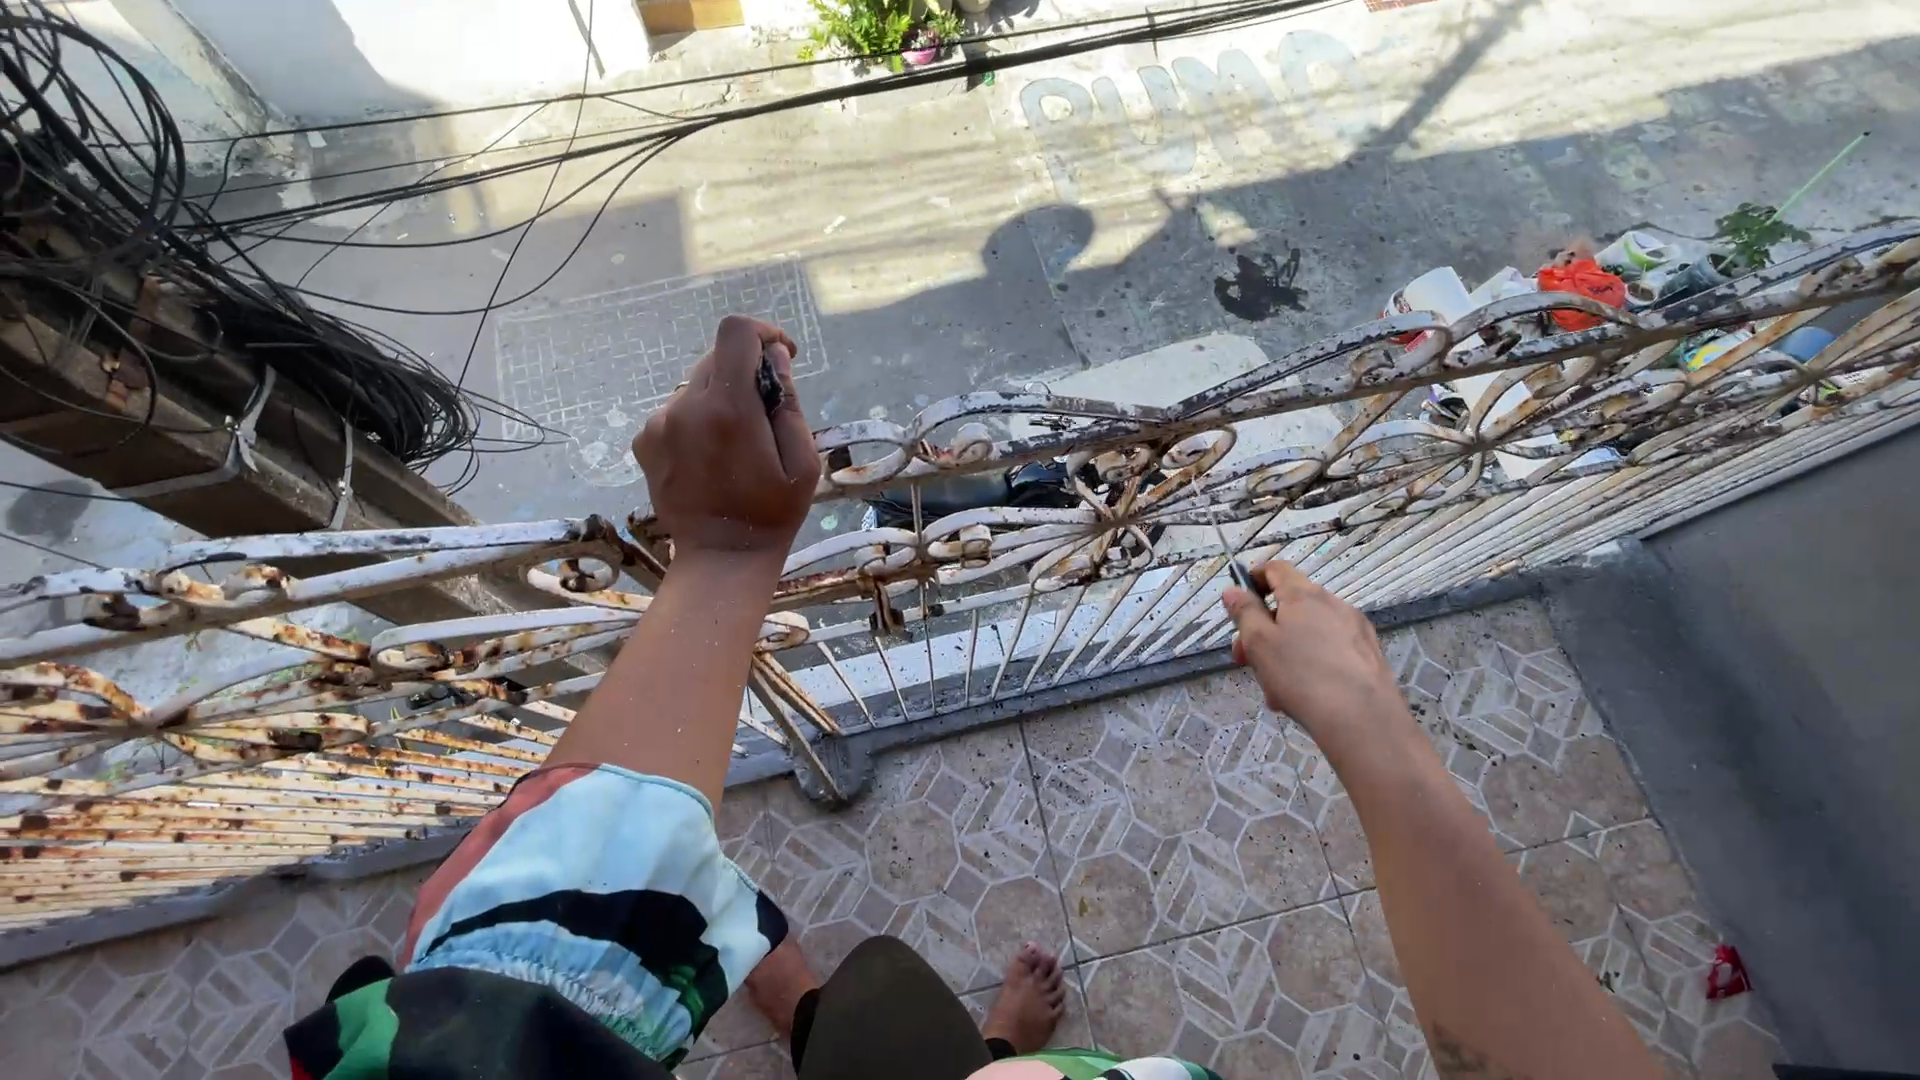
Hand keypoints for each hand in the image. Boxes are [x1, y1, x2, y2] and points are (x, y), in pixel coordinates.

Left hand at [634, 316, 819, 559]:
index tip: (783, 355)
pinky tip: (712, 456)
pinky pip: (678, 410)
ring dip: (722, 397)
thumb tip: (776, 357)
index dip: (764, 333)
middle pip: (717, 358)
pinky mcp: (645, 440)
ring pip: (697, 385)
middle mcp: (685, 407)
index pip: (736, 334)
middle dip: (747, 373)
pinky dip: (699, 418)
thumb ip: (788, 402)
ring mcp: (659, 423)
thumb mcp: (803, 461)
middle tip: (766, 414)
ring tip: (738, 443)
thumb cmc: (772, 513)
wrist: (721, 557)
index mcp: (729, 410)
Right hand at [1222, 560, 1408, 757]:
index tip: (1239, 603)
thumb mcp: (1258, 642)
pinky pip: (1330, 650)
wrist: (1362, 719)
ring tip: (1275, 688)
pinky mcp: (1369, 654)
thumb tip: (1234, 590)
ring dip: (1286, 650)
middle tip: (1246, 659)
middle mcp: (1333, 604)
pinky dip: (1311, 663)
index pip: (1276, 569)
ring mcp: (1355, 629)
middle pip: (1292, 605)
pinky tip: (1303, 695)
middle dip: (1265, 629)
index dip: (1253, 579)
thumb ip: (1244, 612)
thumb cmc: (1301, 675)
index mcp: (1303, 595)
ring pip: (1309, 632)